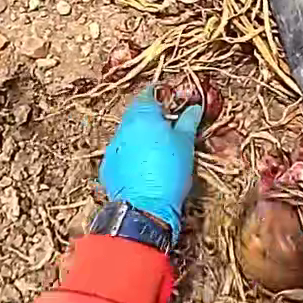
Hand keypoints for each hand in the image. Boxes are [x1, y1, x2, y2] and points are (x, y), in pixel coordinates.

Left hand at [98, 91, 202, 232]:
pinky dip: (132, 152)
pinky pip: (122, 151)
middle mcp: (124, 128)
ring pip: (129, 132)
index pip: (149, 93)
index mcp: (143, 117)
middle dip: (153, 116)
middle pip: (137, 112)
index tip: (174, 102)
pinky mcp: (108, 165)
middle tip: (171, 126)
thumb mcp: (186, 144)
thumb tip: (194, 108)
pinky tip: (146, 165)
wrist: (145, 210)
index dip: (163, 95)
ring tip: (160, 148)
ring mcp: (113, 147)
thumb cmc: (169, 173)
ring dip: (142, 135)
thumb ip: (188, 122)